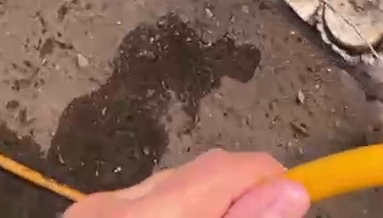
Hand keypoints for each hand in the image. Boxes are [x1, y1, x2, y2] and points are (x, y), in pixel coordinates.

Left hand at [64, 150, 310, 217]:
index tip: (295, 211)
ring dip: (207, 217)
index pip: (228, 169)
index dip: (272, 183)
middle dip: (240, 206)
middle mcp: (107, 209)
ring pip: (171, 195)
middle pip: (202, 178)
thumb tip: (291, 192)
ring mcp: (86, 217)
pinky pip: (141, 212)